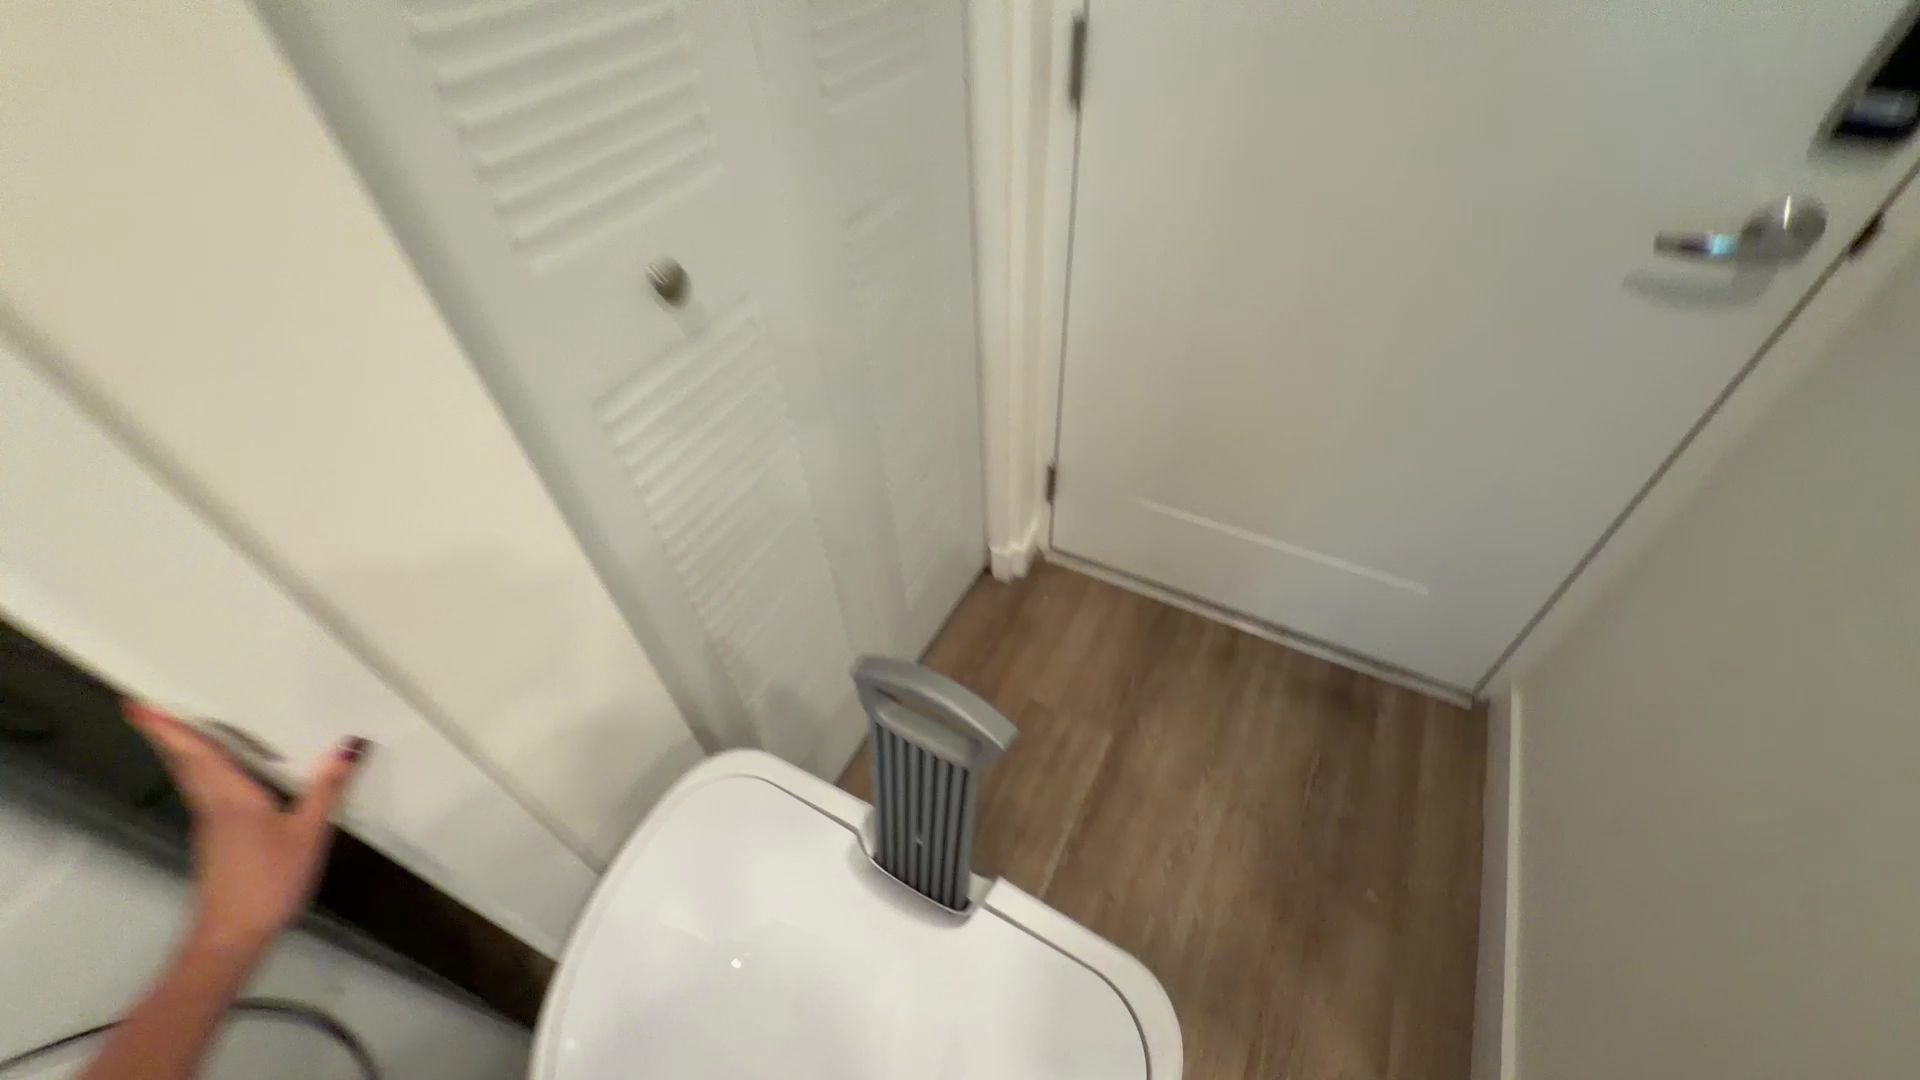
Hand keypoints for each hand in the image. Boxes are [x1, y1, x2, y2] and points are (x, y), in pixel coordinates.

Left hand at [125, 702, 368, 956]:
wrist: (233, 936)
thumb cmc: (269, 881)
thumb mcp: (309, 833)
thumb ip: (326, 789)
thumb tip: (348, 746)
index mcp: (232, 800)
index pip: (198, 756)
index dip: (170, 730)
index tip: (140, 706)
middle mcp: (214, 807)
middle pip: (188, 765)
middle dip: (170, 736)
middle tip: (151, 710)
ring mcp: (213, 825)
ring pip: (194, 778)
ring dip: (186, 752)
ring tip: (186, 729)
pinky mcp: (220, 839)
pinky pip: (209, 792)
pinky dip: (206, 771)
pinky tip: (225, 772)